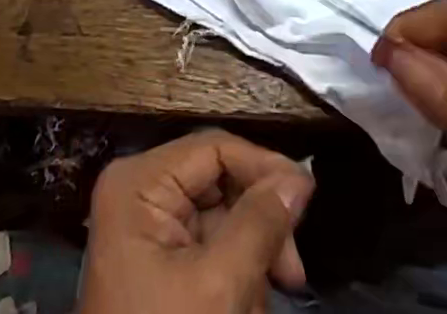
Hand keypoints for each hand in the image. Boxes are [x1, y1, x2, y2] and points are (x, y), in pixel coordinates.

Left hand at [78, 128, 315, 313]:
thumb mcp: (220, 283)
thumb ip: (262, 222)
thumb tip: (300, 178)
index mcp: (139, 182)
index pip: (216, 148)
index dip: (265, 167)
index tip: (307, 197)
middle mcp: (140, 190)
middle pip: (222, 179)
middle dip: (261, 221)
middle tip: (291, 269)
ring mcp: (148, 223)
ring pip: (223, 213)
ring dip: (254, 252)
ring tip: (268, 295)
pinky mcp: (159, 255)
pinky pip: (211, 243)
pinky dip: (237, 269)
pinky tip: (247, 304)